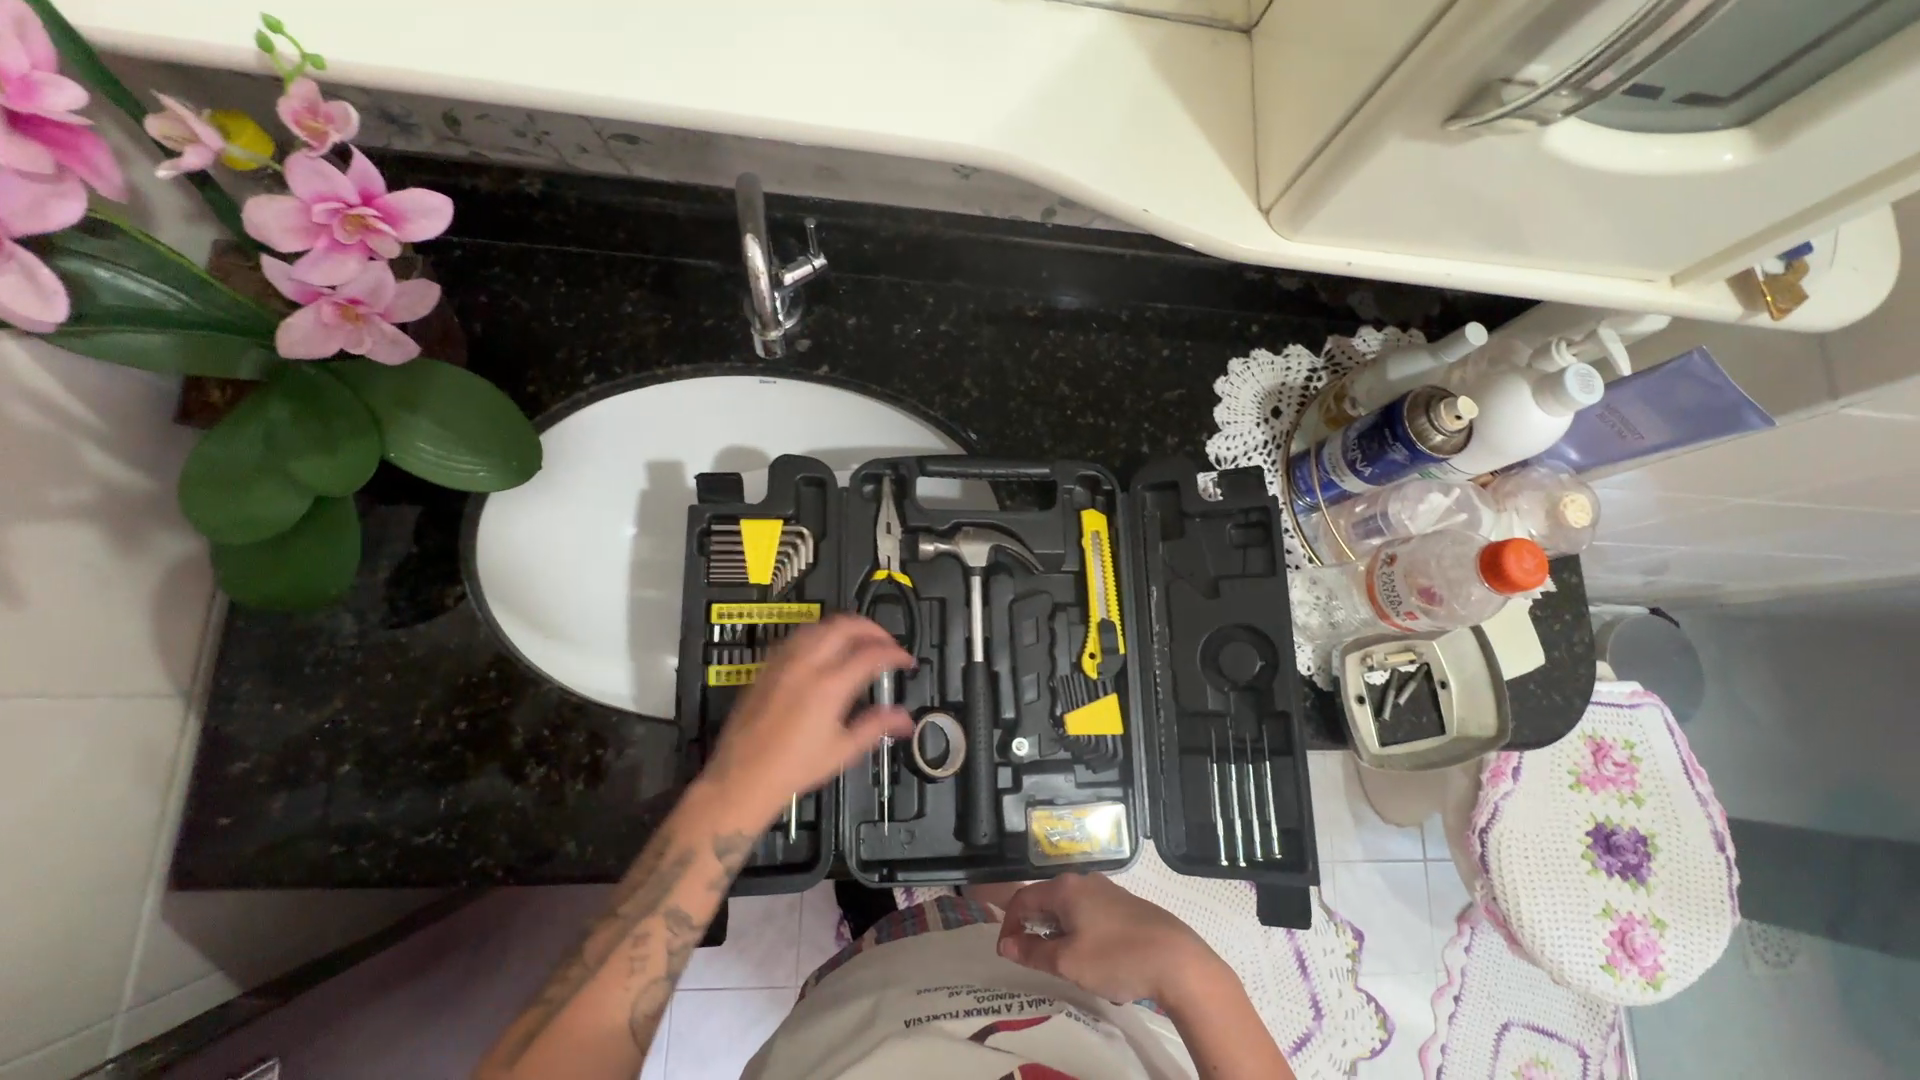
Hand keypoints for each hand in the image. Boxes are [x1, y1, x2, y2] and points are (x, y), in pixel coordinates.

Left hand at [702, 615, 913, 822]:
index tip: (904, 660)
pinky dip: (819, 635)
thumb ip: (876, 726)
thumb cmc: (790, 769)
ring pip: (819, 624)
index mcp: (828, 686)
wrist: (743, 778)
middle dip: (873, 629)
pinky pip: (797, 636)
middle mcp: (805, 667)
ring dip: (845, 628)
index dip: (895, 653)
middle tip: (886, 643)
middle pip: (845, 625)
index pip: (872, 653)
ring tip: (859, 642)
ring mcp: (783, 663)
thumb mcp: (843, 751)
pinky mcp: (766, 667)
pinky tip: (824, 651)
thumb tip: (903, 718)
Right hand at [996, 873, 1227, 1004]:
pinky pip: (1091, 915)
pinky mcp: (1126, 906)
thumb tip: (1006, 944)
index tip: (1008, 952)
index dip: (1009, 924)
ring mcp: (1108, 891)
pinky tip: (1094, 960)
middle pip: (1046, 900)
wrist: (1177, 960)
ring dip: (1059, 933)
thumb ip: (1033, 952)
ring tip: (1064, 963)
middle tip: (1034, 959)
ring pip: (1070, 909)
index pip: (1023, 898)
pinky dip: (1080, 933)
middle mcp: (1084, 881)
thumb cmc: (1115, 957)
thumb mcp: (1068, 961)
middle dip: (1034, 928)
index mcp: (1065, 888)